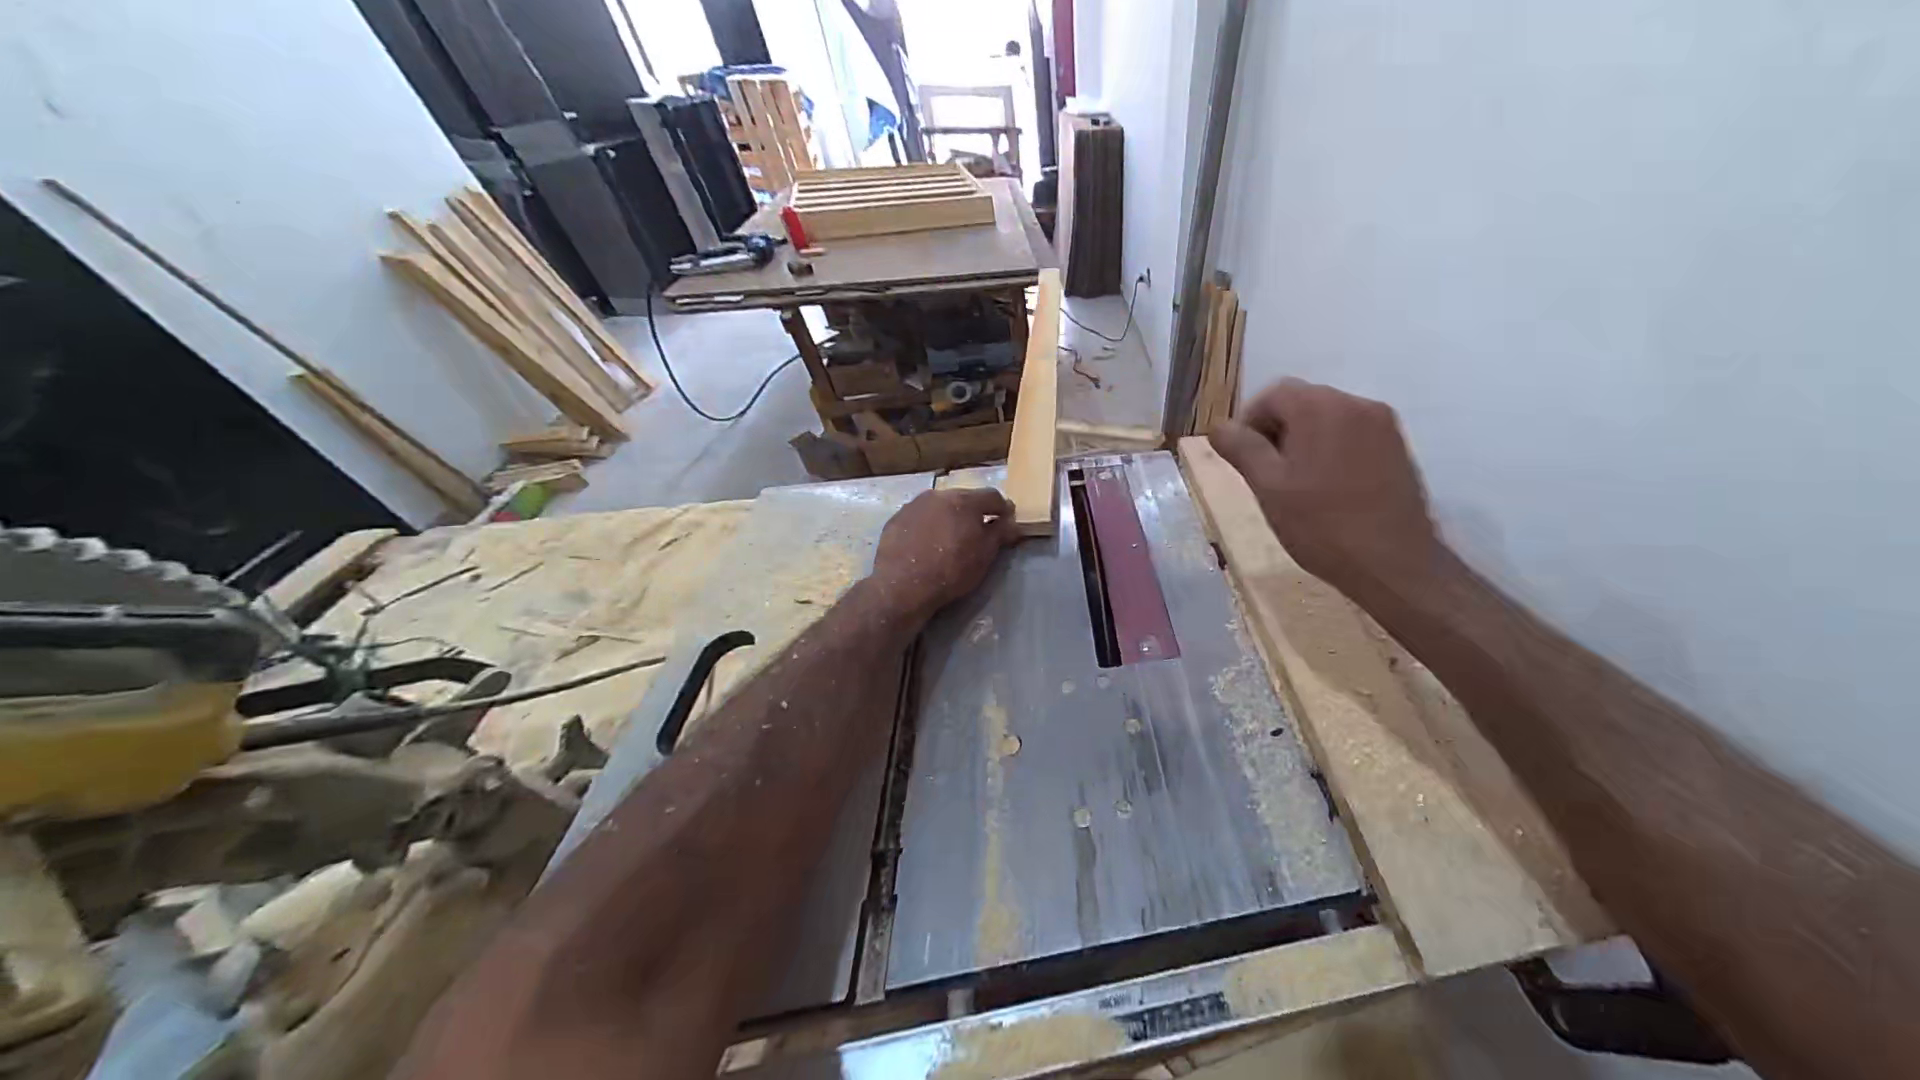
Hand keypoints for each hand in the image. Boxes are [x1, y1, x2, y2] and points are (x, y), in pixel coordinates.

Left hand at [868, 488, 1018, 619]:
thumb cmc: (951, 570)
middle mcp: (939, 494)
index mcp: (965, 500)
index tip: (1006, 522)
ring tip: (949, 539)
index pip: (993, 496)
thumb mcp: (984, 556)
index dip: (1003, 509)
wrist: (903, 585)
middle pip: (964, 498)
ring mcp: (914, 504)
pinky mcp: (897, 518)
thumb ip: (1000, 533)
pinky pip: (920, 517)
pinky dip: (928, 526)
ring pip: (940, 506)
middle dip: (974, 512)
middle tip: (977, 532)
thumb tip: (1011, 522)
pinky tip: (926, 545)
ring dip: (949, 517)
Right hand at [1209, 378, 1442, 597]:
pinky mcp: (1398, 447)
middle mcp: (1356, 404)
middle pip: (1302, 401)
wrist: (1392, 563)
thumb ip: (1240, 448)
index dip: (1248, 421)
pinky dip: (1330, 449)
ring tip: (1294, 483)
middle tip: (1264, 473)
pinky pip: (1352, 434)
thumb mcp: (1267, 487)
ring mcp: (1383, 425)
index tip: (1241, 457)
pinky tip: (1325, 487)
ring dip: (1303, 439)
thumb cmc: (1320, 524)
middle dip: (1276, 429)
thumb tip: (1219, 427)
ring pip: (1327, 418)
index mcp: (1320, 408)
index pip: (1273, 394)